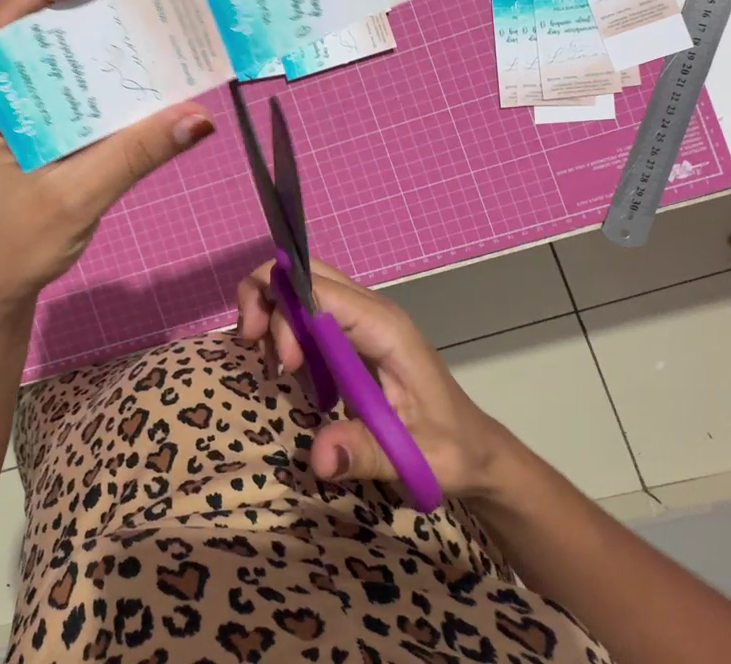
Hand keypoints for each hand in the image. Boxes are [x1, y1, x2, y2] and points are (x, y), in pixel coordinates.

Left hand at [0, 0, 215, 308]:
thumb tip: (199, 115)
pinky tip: (130, 66)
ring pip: (48, 60)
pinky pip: (65, 92)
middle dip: (74, 0)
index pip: (2, 28)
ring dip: (88, 36)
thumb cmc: (16, 247)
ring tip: (135, 9)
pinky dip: (96, 77)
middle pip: (27, 33)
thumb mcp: (75, 200)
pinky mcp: (33, 133)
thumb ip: (132, 156)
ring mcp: (10, 116)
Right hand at [236, 257, 521, 497]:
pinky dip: (281, 323)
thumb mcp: (413, 458)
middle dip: (264, 296)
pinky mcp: (351, 329)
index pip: (318, 289)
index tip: (284, 364)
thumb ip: (365, 453)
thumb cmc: (450, 450)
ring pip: (299, 283)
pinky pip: (305, 305)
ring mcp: (360, 316)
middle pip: (302, 271)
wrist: (476, 449)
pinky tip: (285, 365)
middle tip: (254, 344)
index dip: (286, 315)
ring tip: (272, 361)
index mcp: (385, 329)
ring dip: (269, 310)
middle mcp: (371, 310)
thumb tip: (318, 458)